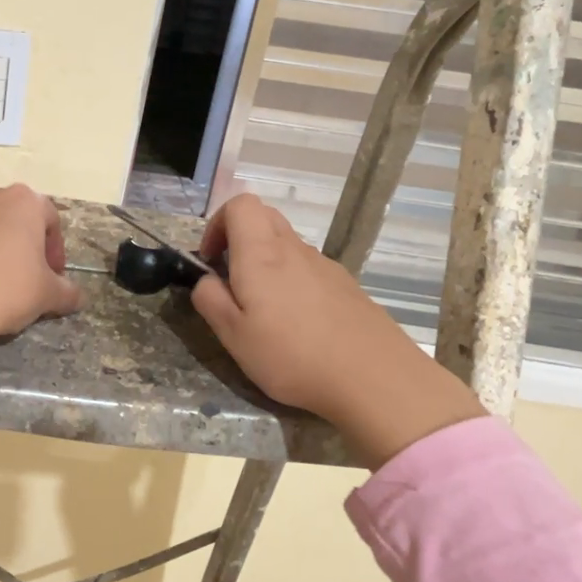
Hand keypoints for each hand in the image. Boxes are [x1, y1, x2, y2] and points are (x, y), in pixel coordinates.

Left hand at [0, 184, 83, 386]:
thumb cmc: (6, 290)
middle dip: (23, 246)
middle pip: (15, 219)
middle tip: (27, 278)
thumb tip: (78, 298)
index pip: (50, 219)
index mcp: (24, 201)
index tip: (54, 276)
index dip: (55, 250)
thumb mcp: (47, 295)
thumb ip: (67, 292)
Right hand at [189, 194, 484, 467]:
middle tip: (231, 279)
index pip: (240, 204)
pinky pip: (309, 269)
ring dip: (266, 263)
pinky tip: (298, 325)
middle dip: (239, 238)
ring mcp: (325, 266)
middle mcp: (294, 249)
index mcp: (262, 253)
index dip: (217, 223)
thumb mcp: (233, 336)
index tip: (211, 260)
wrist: (374, 377)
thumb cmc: (292, 356)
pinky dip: (292, 282)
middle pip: (264, 217)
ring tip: (264, 312)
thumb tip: (207, 280)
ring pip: (287, 245)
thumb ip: (210, 299)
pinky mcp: (346, 286)